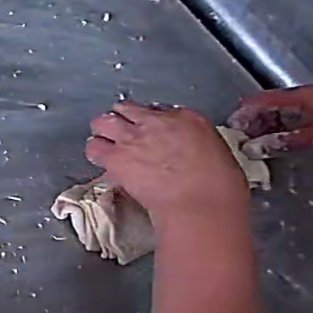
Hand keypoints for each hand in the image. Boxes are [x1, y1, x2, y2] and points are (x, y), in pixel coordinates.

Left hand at [84, 102, 247, 226]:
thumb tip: (176, 148)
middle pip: (124, 109)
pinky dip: (96, 153)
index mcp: (186, 118)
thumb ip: (190, 142)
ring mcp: (133, 137)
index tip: (147, 133)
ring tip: (107, 145)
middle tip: (120, 134)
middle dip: (120, 120)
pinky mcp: (116, 157)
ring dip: (102, 133)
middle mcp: (155, 122)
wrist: (200, 204)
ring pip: (102, 122)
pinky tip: (103, 161)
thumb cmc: (218, 186)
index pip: (155, 109)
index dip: (147, 122)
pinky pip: (94, 148)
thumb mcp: (214, 151)